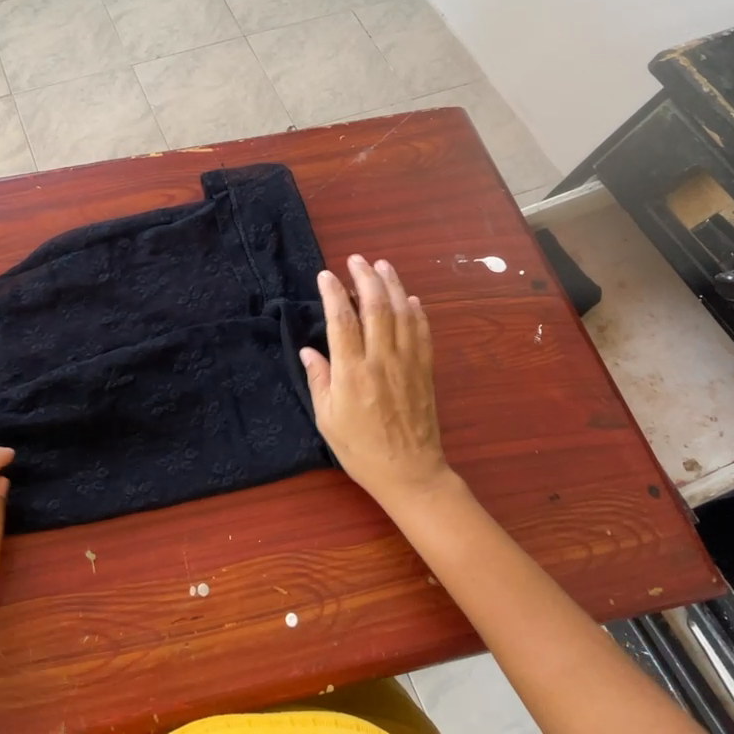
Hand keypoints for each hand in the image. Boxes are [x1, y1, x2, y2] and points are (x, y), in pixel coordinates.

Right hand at [301, 255, 453, 506]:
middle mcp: (381, 361)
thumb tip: (309, 349)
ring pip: (401, 314)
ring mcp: (407, 364)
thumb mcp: (327, 419)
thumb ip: (319, 380)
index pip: (342, 320)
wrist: (409, 473)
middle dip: (365, 278)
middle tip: (356, 260)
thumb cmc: (360, 449)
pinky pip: (422, 334)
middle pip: (375, 308)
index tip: (326, 275)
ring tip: (382, 265)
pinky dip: (416, 312)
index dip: (333, 293)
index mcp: (352, 373)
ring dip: (392, 286)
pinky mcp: (425, 371)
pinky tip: (410, 299)